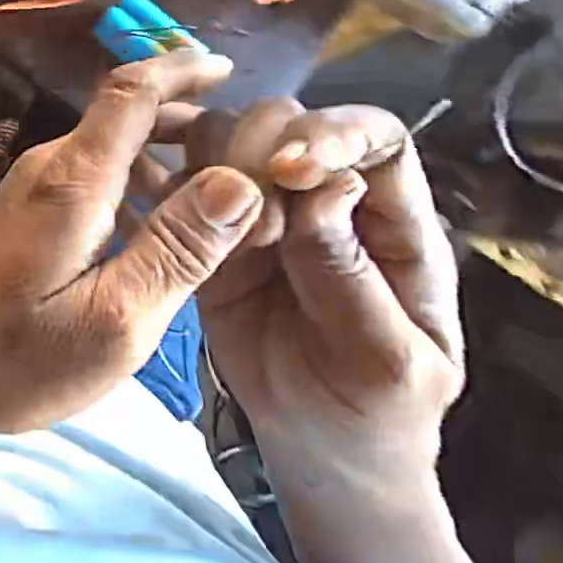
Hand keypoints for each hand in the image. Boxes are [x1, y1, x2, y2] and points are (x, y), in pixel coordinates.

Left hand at [0, 50, 265, 472]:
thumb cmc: (14, 358)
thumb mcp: (115, 319)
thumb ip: (178, 248)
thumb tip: (237, 181)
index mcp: (75, 178)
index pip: (131, 91)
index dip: (181, 68)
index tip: (227, 66)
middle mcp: (52, 165)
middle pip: (125, 114)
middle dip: (184, 115)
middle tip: (240, 142)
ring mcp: (33, 186)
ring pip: (111, 147)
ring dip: (163, 153)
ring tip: (215, 187)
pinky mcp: (25, 211)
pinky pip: (93, 176)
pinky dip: (136, 182)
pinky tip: (160, 222)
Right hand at [187, 100, 464, 474]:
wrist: (313, 441)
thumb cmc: (373, 407)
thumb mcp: (384, 362)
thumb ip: (352, 277)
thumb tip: (326, 191)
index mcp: (392, 218)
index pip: (375, 136)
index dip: (335, 132)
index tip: (293, 168)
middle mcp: (324, 193)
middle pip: (289, 121)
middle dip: (261, 152)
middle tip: (249, 217)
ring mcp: (264, 204)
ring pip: (228, 135)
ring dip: (213, 165)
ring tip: (212, 228)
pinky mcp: (214, 226)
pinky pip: (185, 178)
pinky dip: (171, 183)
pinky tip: (170, 215)